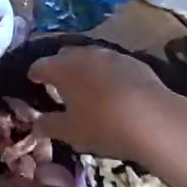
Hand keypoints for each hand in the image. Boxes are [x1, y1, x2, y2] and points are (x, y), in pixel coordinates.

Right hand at [27, 46, 179, 161]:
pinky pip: (113, 64)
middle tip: (59, 84)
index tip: (33, 80)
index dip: (35, 73)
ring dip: (85, 68)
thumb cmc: (102, 125)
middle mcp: (84, 54)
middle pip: (65, 55)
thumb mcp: (71, 132)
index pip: (41, 65)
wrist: (152, 118)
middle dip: (60, 67)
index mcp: (63, 68)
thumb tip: (35, 124)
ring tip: (86, 86)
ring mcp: (111, 54)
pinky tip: (114, 90)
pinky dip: (108, 73)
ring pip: (90, 57)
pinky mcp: (133, 61)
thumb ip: (49, 125)